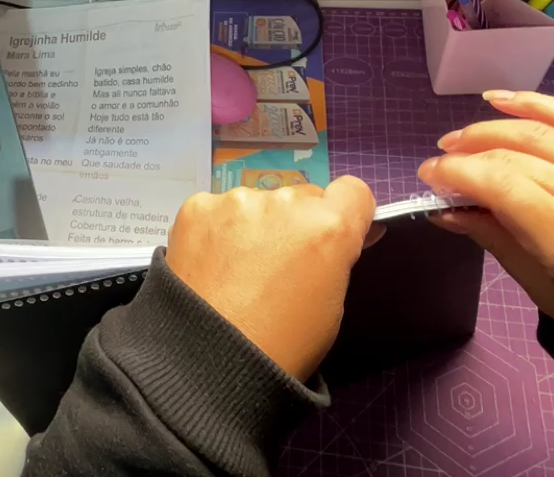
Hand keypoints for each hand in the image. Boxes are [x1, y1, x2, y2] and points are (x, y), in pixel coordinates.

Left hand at [165, 176, 376, 378]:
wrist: (208, 362)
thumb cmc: (282, 345)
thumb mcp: (331, 307)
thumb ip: (337, 257)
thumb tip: (343, 233)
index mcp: (327, 226)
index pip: (354, 191)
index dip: (347, 212)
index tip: (335, 233)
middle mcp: (284, 201)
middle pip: (301, 198)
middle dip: (296, 225)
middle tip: (278, 267)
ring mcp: (238, 200)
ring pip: (257, 203)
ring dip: (255, 226)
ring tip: (238, 273)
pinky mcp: (198, 206)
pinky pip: (217, 209)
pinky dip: (217, 230)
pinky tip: (211, 265)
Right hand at [419, 91, 553, 340]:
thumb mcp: (545, 292)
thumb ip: (495, 240)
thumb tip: (444, 206)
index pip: (505, 188)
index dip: (459, 173)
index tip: (429, 175)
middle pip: (518, 158)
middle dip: (467, 154)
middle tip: (439, 160)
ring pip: (541, 133)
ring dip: (490, 128)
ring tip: (458, 138)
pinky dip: (536, 102)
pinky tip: (499, 99)